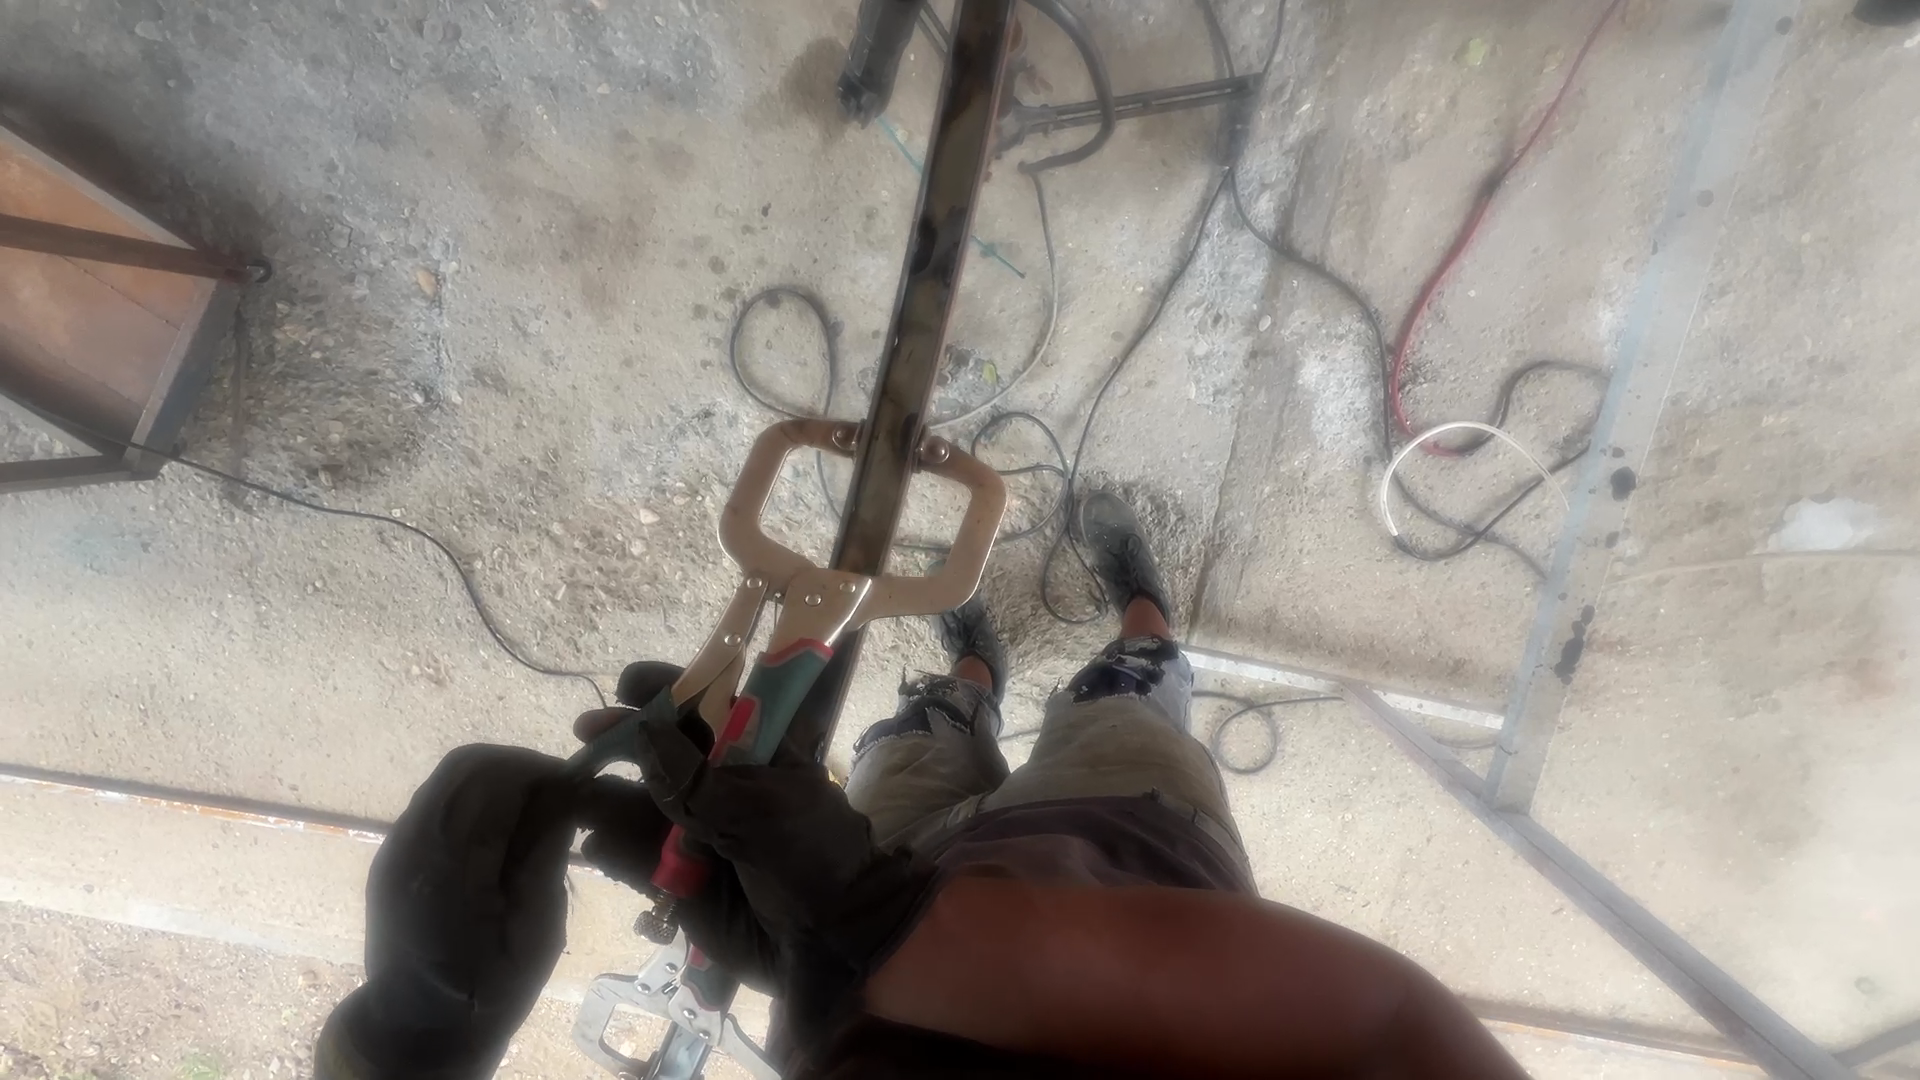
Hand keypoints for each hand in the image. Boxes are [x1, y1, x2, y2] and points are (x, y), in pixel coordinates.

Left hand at [317, 744, 576, 1078]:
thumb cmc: (492, 987)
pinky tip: (505, 825)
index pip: (500, 782)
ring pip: (453, 774)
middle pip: (470, 764)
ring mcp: (398, 848)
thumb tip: (569, 794)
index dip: (546, 772)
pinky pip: (442, 796)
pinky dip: (481, 794)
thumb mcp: (539, 929)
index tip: (579, 786)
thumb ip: (547, 855)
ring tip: (536, 806)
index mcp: (453, 870)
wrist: (417, 1031)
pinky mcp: (396, 853)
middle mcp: (416, 847)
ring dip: (502, 776)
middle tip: (559, 792)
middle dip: (523, 766)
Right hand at [572, 662, 782, 989]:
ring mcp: (697, 828)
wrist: (824, 938)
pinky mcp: (678, 874)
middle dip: (625, 738)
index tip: (628, 683)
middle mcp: (721, 782)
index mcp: (756, 752)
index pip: (710, 707)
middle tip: (587, 730)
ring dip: (606, 795)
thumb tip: (645, 732)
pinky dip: (611, 849)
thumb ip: (696, 780)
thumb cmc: (806, 854)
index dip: (670, 691)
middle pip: (664, 751)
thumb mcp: (757, 811)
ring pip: (640, 803)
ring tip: (572, 787)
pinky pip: (635, 856)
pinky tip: (592, 844)